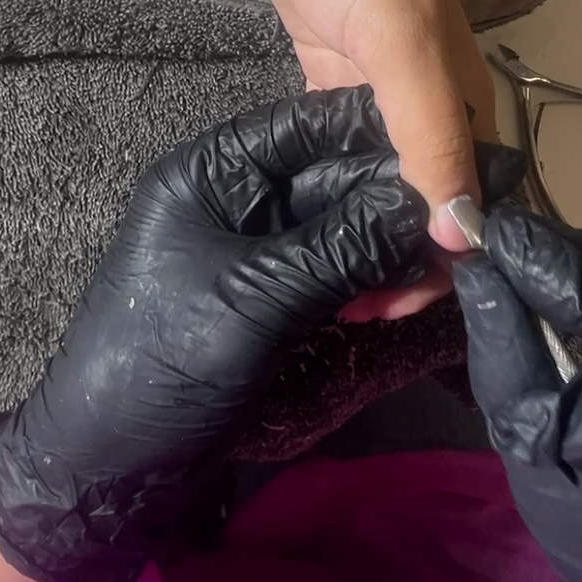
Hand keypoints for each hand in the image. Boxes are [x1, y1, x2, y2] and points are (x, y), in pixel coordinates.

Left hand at [0, 88, 519, 581]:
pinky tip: (403, 296)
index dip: (382, 135)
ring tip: (438, 275)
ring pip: (344, 222)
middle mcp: (241, 190)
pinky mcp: (276, 283)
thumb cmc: (165, 358)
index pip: (309, 125)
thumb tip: (434, 207)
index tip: (458, 151)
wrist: (115, 456)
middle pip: (335, 174)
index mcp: (216, 167)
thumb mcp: (257, 298)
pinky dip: (370, 276)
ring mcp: (260, 239)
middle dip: (396, 201)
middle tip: (466, 229)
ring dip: (390, 245)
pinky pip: (336, 263)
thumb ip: (344, 246)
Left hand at [236, 0, 495, 313]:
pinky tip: (301, 217)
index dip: (445, 262)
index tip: (394, 310)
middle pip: (423, 198)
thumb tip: (464, 235)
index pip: (471, 202)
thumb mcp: (403, 46)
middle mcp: (424, 105)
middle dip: (395, 256)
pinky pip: (334, 146)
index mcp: (461, 102)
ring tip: (320, 277)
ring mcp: (373, 92)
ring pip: (376, 177)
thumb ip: (431, 135)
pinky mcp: (328, 77)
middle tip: (345, 304)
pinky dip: (326, 184)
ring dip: (357, 225)